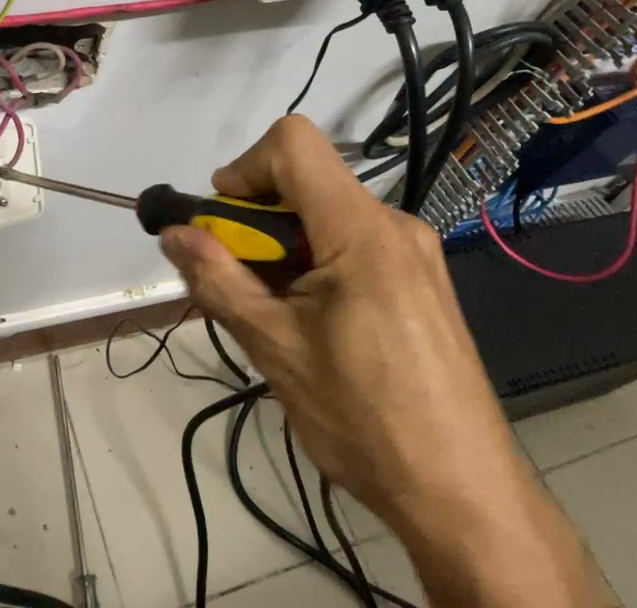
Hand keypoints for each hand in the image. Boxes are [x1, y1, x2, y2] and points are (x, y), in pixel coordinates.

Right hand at [160, 117, 589, 605]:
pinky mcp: (421, 284)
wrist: (463, 493)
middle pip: (309, 182)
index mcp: (362, 231)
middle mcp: (395, 227)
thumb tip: (173, 234)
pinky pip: (354, 247)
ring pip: (328, 218)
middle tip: (239, 285)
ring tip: (275, 318)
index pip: (294, 144)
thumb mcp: (274, 348)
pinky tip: (313, 328)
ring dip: (285, 250)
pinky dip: (317, 267)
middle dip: (258, 221)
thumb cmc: (364, 419)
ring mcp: (414, 255)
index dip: (245, 169)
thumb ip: (218, 280)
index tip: (222, 225)